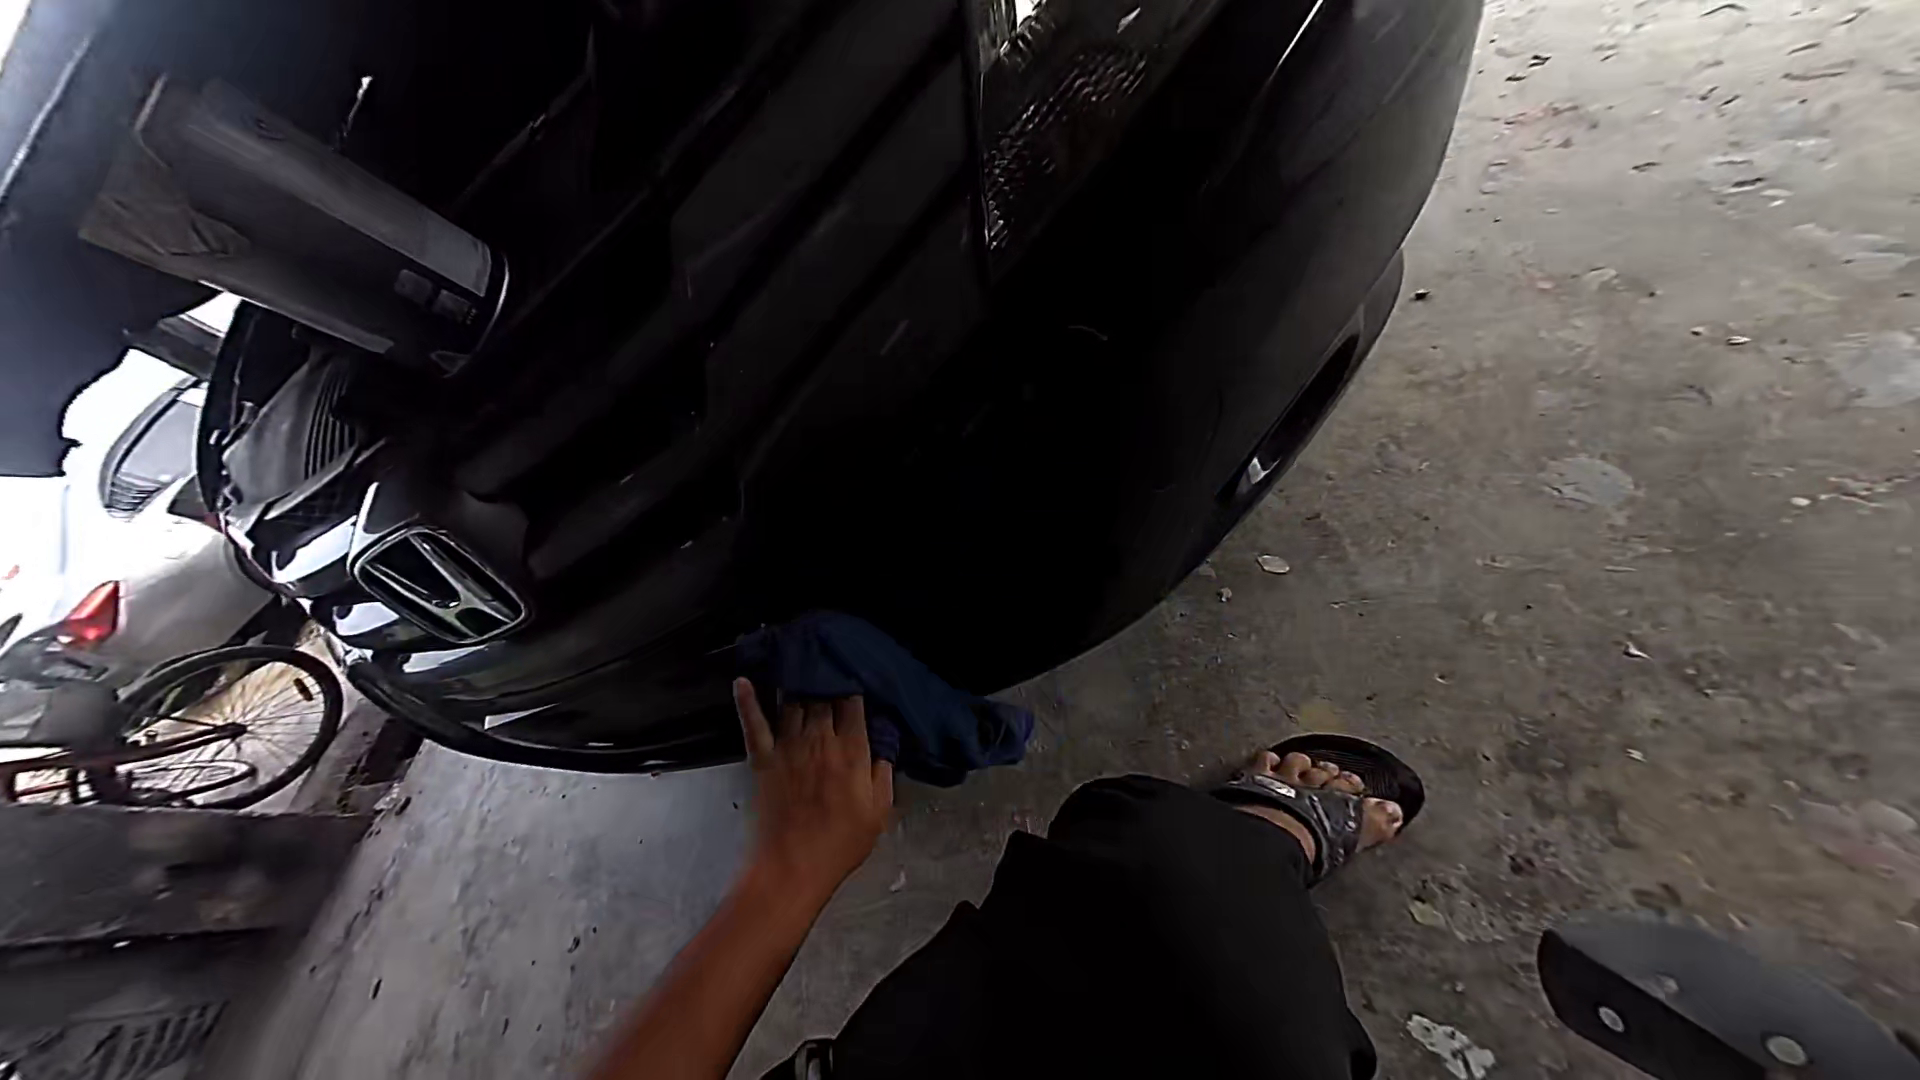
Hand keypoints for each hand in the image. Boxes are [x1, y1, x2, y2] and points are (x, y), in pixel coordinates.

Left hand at [733, 678, 892, 903]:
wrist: (792, 869)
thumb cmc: (840, 843)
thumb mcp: (879, 812)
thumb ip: (883, 774)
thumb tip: (884, 747)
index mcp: (851, 750)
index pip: (853, 705)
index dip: (853, 687)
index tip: (854, 678)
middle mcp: (820, 740)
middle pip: (823, 697)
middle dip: (826, 680)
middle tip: (826, 666)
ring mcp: (788, 747)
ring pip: (793, 702)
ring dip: (798, 684)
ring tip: (799, 664)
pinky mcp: (762, 759)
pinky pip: (753, 724)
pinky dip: (747, 701)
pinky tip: (743, 681)